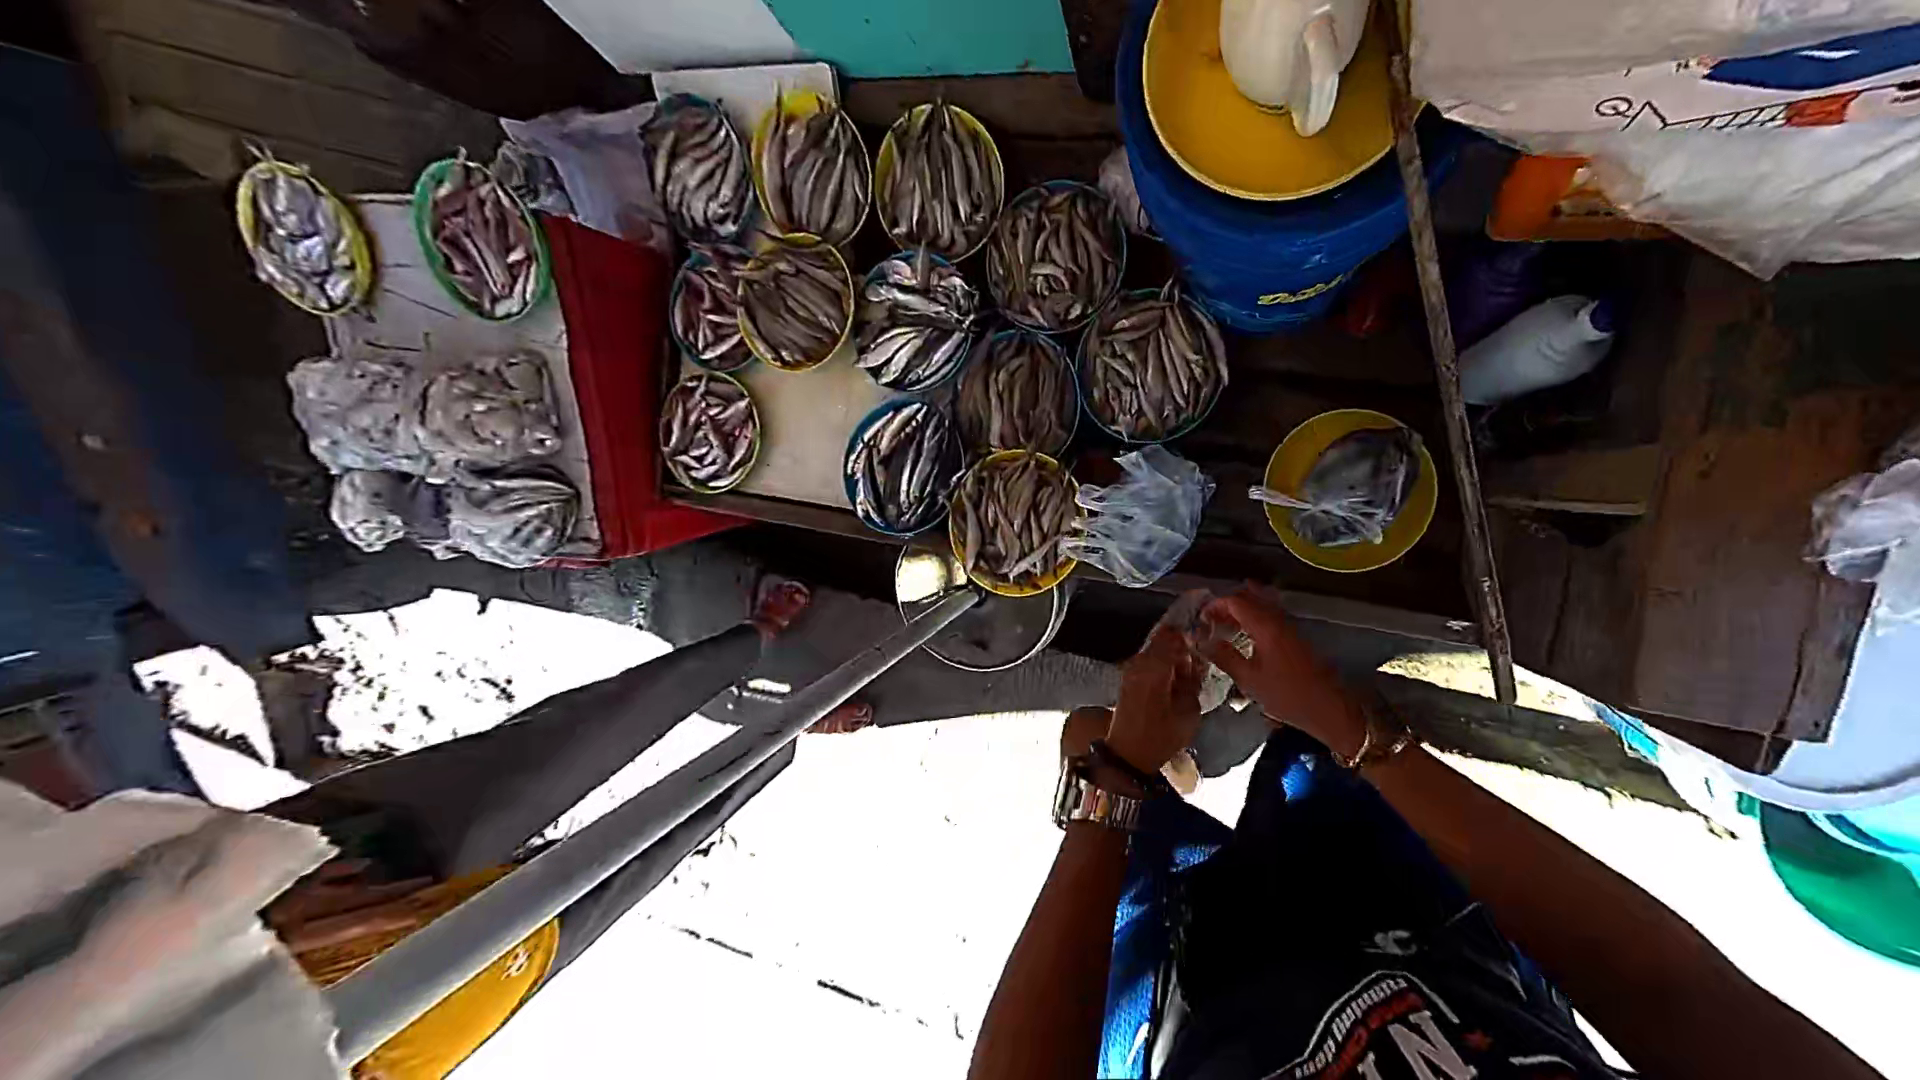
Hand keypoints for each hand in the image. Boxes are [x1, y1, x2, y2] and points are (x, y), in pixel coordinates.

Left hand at [1103, 624, 1202, 774]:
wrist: (1128, 754)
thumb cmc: (1161, 736)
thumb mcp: (1188, 709)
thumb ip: (1192, 679)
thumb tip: (1194, 659)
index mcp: (1154, 667)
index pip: (1173, 635)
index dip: (1190, 633)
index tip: (1205, 636)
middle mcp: (1139, 662)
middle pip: (1162, 639)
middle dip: (1181, 643)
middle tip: (1199, 656)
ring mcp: (1130, 669)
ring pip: (1155, 649)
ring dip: (1172, 655)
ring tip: (1188, 672)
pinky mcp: (1128, 679)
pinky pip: (1148, 662)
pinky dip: (1162, 665)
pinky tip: (1175, 680)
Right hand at [1192, 585, 1366, 756]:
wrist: (1330, 708)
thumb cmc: (1287, 695)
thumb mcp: (1249, 679)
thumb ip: (1224, 656)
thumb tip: (1202, 641)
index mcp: (1266, 626)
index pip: (1235, 601)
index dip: (1215, 606)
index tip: (1201, 620)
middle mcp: (1279, 619)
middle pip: (1250, 596)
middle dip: (1227, 604)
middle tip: (1211, 621)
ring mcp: (1290, 626)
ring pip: (1262, 603)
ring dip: (1242, 608)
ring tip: (1226, 624)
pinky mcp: (1296, 635)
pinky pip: (1271, 613)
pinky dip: (1255, 616)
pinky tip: (1246, 633)